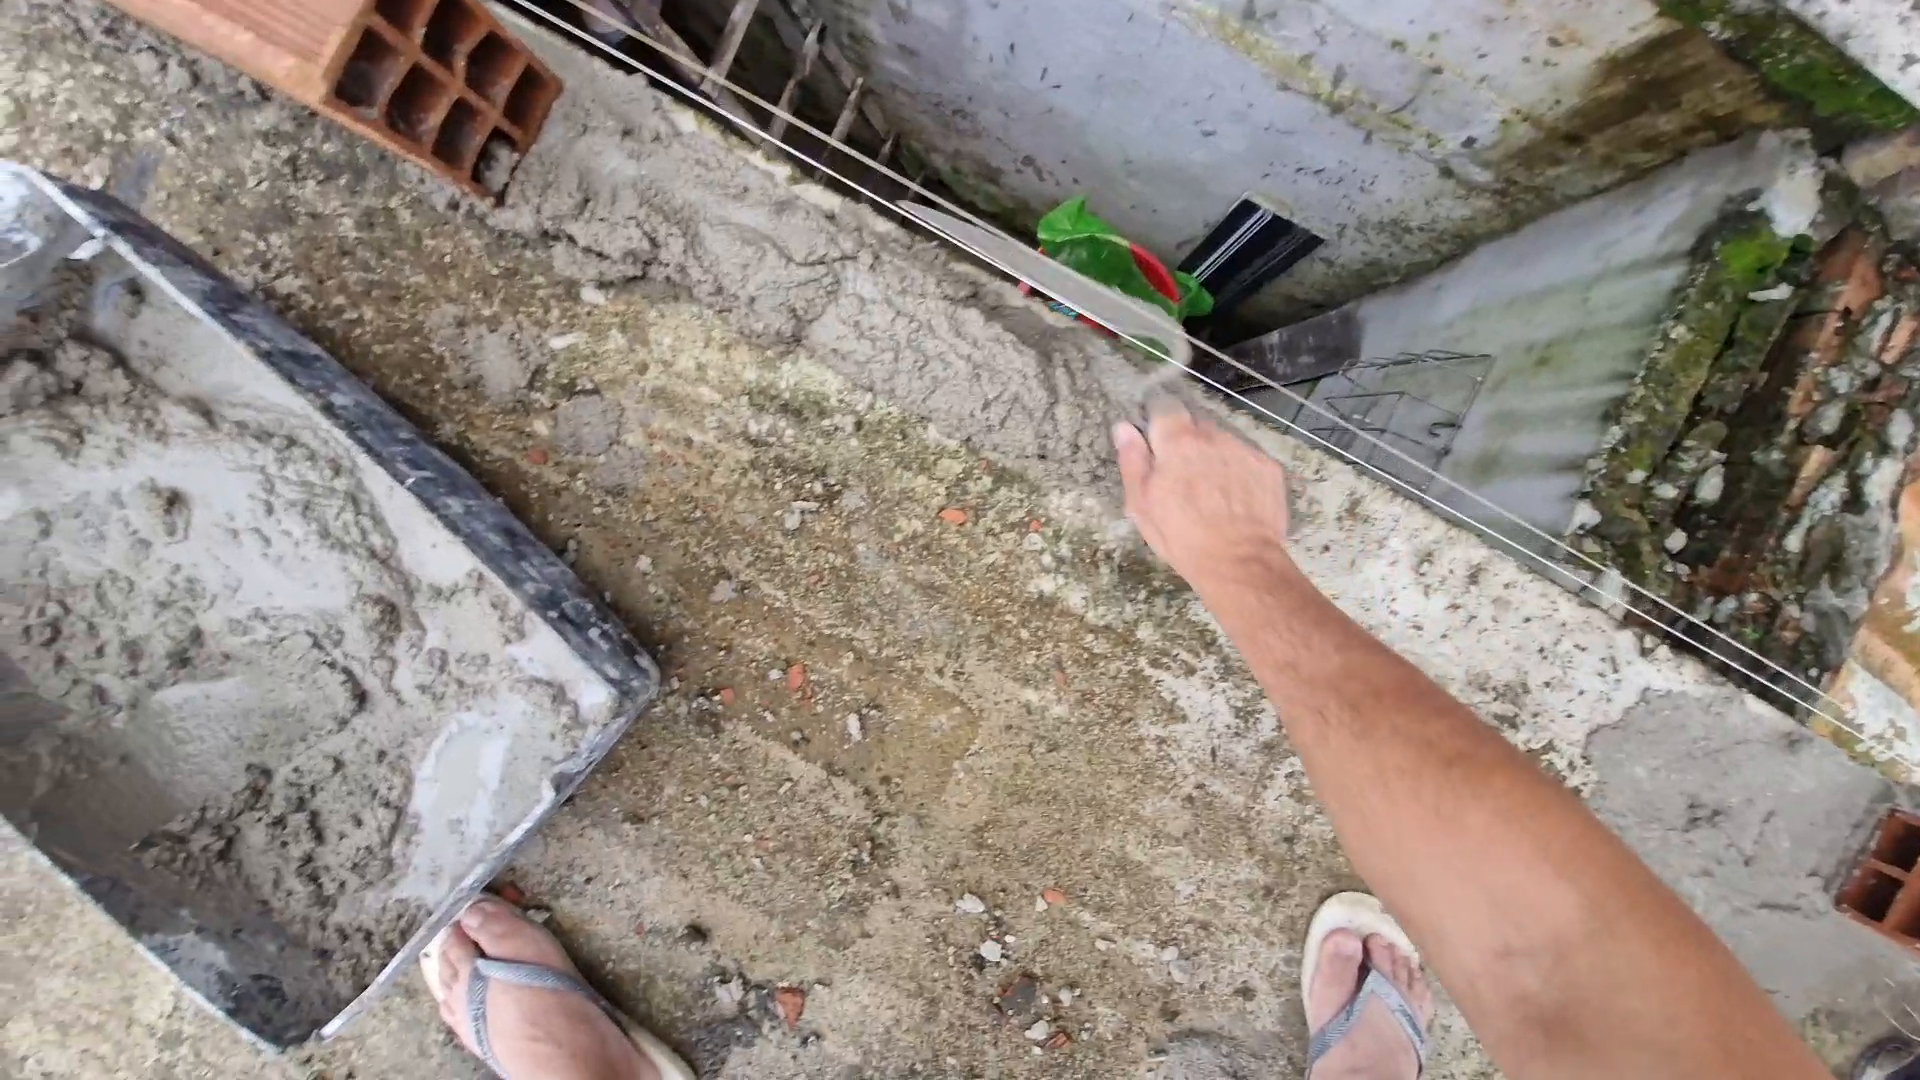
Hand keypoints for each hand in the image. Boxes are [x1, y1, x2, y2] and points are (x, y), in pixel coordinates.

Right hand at [1112, 401, 1293, 591]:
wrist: (1239, 561)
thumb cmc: (1181, 536)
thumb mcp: (1142, 504)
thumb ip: (1132, 460)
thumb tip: (1123, 428)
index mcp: (1178, 442)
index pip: (1165, 406)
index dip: (1157, 418)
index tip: (1154, 437)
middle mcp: (1214, 436)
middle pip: (1195, 423)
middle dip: (1186, 440)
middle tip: (1180, 473)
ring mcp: (1245, 449)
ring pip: (1222, 440)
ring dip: (1213, 455)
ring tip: (1210, 489)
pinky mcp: (1268, 466)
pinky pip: (1245, 458)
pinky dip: (1237, 470)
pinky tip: (1233, 496)